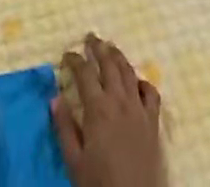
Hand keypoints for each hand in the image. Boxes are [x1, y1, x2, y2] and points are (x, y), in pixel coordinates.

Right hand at [55, 35, 165, 186]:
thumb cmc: (100, 183)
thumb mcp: (74, 160)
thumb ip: (64, 128)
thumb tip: (55, 97)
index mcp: (98, 109)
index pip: (84, 74)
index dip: (75, 60)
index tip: (66, 54)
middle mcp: (120, 101)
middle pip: (109, 64)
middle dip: (98, 48)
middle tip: (90, 37)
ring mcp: (139, 109)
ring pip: (129, 72)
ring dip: (118, 56)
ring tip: (110, 46)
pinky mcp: (154, 121)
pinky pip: (150, 92)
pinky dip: (141, 81)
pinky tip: (136, 80)